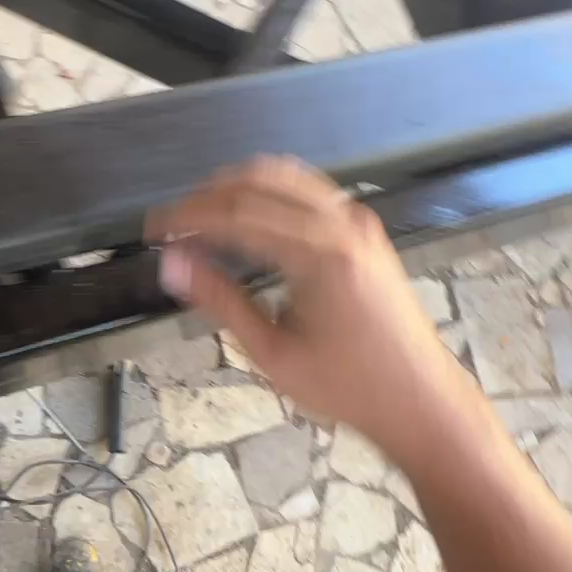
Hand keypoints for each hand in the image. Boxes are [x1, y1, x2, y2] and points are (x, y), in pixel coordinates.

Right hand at [146, 157, 482, 469]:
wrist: (418, 396)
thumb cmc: (346, 386)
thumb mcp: (273, 353)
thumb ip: (221, 301)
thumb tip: (172, 265)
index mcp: (319, 255)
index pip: (236, 214)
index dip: (187, 217)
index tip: (152, 230)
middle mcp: (341, 224)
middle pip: (257, 182)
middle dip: (205, 196)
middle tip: (170, 224)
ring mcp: (357, 220)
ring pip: (282, 175)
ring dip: (234, 188)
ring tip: (198, 217)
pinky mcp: (363, 228)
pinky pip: (306, 188)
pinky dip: (266, 192)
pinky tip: (244, 217)